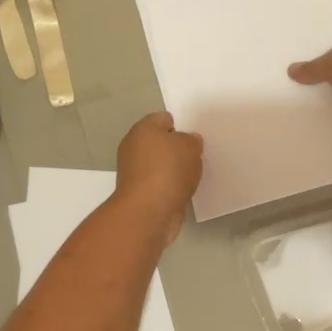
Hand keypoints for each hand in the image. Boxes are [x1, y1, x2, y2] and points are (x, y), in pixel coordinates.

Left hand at [114, 112, 202, 245]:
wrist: (148, 212)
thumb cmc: (168, 170)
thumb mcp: (190, 146)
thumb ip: (191, 140)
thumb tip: (187, 141)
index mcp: (143, 129)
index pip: (164, 118)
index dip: (181, 125)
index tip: (195, 138)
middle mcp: (134, 147)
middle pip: (161, 142)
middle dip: (179, 148)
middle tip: (198, 156)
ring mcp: (134, 171)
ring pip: (161, 164)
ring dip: (176, 169)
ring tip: (195, 175)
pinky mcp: (139, 192)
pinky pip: (160, 182)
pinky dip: (171, 186)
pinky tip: (185, 191)